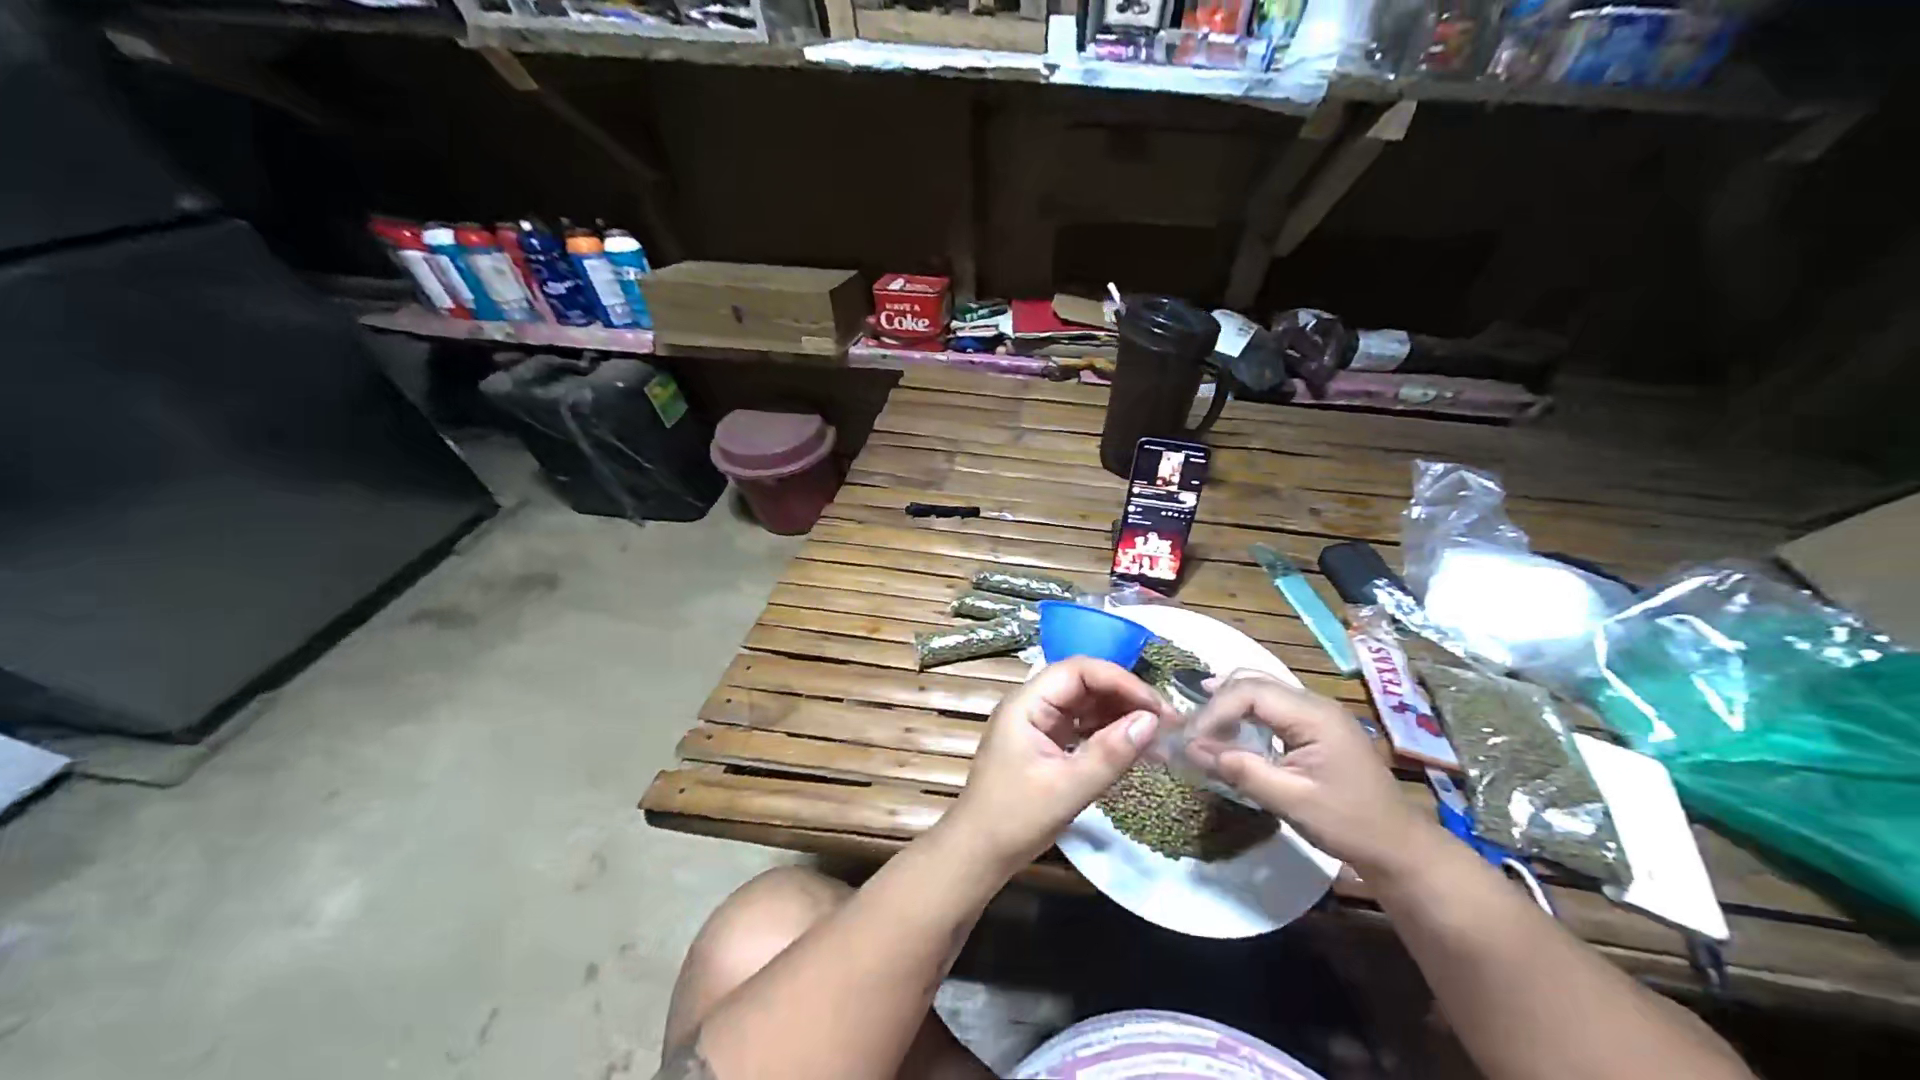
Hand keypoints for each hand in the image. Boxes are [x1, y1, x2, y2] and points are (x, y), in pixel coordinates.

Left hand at [941, 657, 1168, 870]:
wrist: (978, 852)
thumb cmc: (1015, 818)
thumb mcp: (1067, 788)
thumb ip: (1109, 753)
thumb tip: (1151, 721)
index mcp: (1027, 703)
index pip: (1079, 670)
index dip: (1121, 682)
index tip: (1157, 707)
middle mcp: (1032, 704)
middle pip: (1084, 682)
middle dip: (1125, 696)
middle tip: (1166, 721)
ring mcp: (1038, 724)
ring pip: (1085, 703)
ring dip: (1120, 714)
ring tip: (1157, 734)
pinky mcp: (1045, 743)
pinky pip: (1081, 725)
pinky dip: (1108, 732)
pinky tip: (1133, 746)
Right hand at [1208, 670, 1438, 878]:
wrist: (1398, 846)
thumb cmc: (1347, 823)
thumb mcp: (1290, 801)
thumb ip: (1240, 770)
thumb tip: (1190, 750)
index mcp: (1314, 715)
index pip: (1250, 692)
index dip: (1215, 711)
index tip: (1191, 739)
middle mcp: (1315, 703)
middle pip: (1254, 681)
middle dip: (1217, 702)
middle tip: (1190, 729)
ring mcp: (1317, 713)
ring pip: (1261, 689)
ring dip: (1229, 705)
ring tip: (1204, 729)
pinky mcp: (1315, 726)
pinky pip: (1271, 706)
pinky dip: (1244, 714)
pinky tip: (1230, 731)